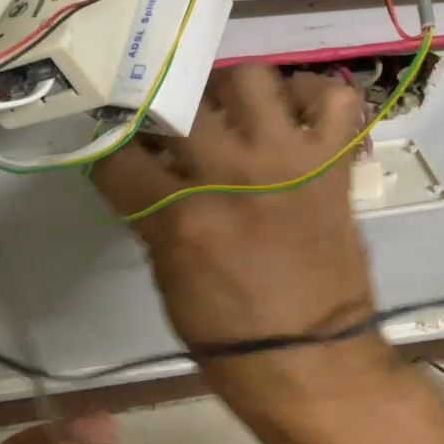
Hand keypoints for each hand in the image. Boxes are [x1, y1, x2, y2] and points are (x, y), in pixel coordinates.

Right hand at [91, 67, 388, 415]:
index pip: (120, 154)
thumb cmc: (231, 340)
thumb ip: (154, 217)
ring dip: (231, 90)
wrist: (315, 365)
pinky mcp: (333, 165)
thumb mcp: (168, 280)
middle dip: (165, 108)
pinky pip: (334, 100)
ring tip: (230, 111)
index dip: (109, 145)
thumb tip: (148, 171)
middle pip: (180, 100)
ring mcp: (288, 162)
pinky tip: (292, 115)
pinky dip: (312, 96)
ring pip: (250, 77)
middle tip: (172, 124)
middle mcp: (232, 174)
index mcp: (182, 216)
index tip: (114, 143)